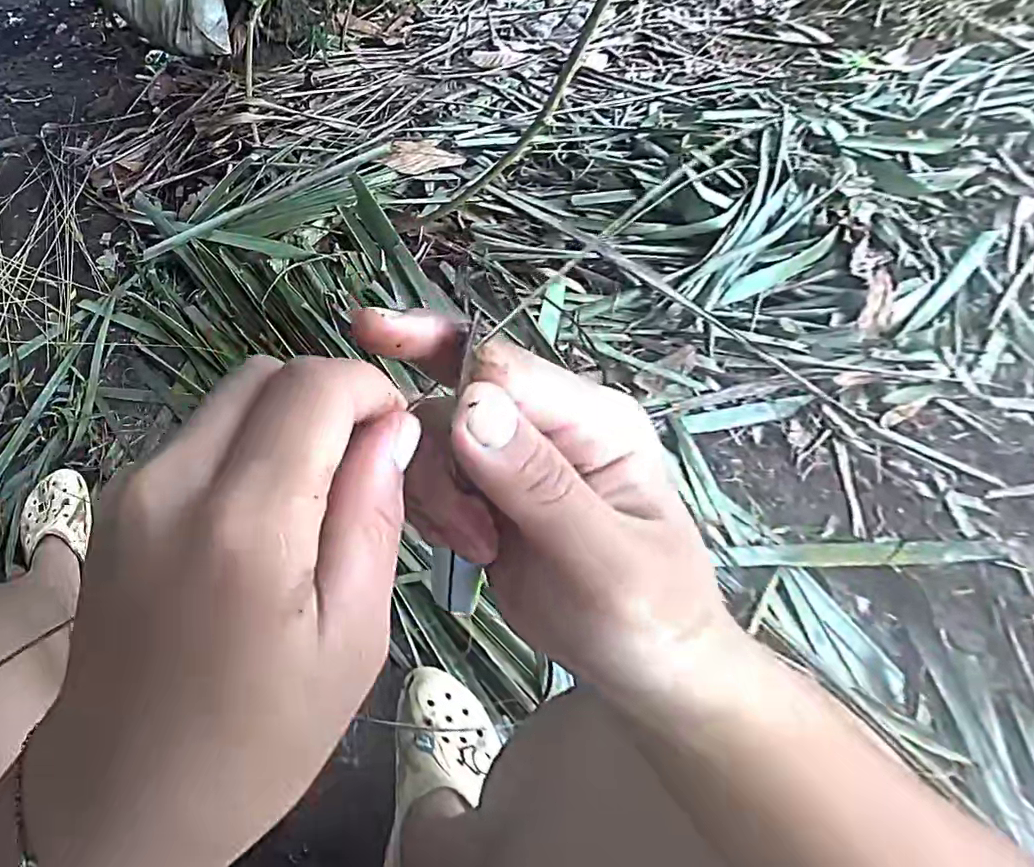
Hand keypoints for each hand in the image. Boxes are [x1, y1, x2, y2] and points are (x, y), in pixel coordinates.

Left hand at [25, 357, 419, 866]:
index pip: (310, 386)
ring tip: (303, 497)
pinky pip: (193, 437)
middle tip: (353, 459)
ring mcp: (132, 481)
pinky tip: (248, 517)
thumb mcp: (350, 640)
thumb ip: (372, 514)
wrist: (119, 784)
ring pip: (225, 400)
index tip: (390, 429)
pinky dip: (236, 448)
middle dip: (322, 396)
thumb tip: (391, 427)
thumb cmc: (254, 738)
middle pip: (262, 375)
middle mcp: (173, 480)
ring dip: (278, 422)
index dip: (365, 388)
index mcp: (242, 522)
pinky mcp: (114, 494)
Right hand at [350, 307, 744, 709]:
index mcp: (590, 418)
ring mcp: (505, 452)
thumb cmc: (647, 619)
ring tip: (474, 544)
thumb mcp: (605, 561)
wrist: (639, 668)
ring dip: (432, 492)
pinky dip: (425, 506)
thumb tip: (470, 405)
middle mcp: (542, 421)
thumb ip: (539, 482)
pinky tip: (461, 543)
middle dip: (435, 459)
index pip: (497, 366)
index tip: (387, 391)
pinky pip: (420, 470)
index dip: (440, 369)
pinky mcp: (476, 482)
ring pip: (425, 437)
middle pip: (447, 398)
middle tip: (460, 521)